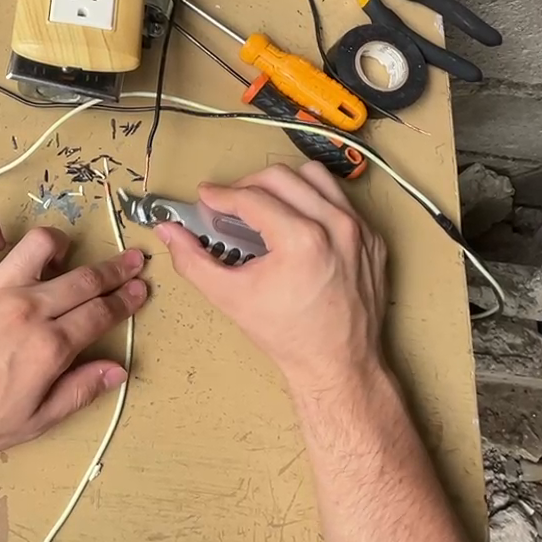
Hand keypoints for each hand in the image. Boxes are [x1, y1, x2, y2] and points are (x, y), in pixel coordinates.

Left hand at [0, 219, 146, 465]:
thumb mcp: (33, 422)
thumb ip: (78, 392)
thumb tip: (118, 370)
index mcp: (48, 346)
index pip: (101, 314)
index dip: (126, 300)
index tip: (141, 288)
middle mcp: (26, 308)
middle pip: (83, 279)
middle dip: (115, 269)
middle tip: (133, 260)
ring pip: (38, 245)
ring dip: (58, 243)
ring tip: (62, 254)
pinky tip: (0, 241)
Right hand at [155, 162, 387, 389]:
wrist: (337, 364)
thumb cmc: (289, 335)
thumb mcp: (229, 297)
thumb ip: (192, 260)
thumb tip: (169, 232)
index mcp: (302, 240)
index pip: (251, 197)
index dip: (220, 195)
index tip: (206, 198)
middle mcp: (336, 227)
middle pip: (280, 177)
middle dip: (246, 185)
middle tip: (229, 203)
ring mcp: (359, 231)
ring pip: (314, 177)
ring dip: (283, 184)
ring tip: (264, 204)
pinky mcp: (372, 238)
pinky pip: (338, 199)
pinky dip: (312, 201)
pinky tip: (294, 221)